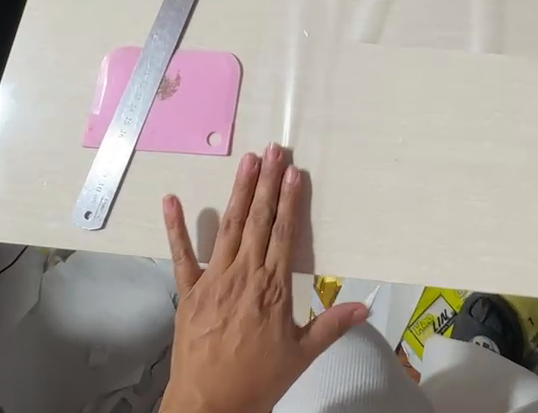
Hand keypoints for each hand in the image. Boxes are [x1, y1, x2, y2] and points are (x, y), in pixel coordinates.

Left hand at [161, 145, 368, 412]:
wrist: (210, 408)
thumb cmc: (258, 382)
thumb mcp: (302, 355)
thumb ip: (332, 325)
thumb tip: (366, 307)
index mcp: (272, 287)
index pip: (284, 233)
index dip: (290, 200)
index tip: (293, 171)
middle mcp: (244, 275)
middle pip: (258, 220)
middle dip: (266, 182)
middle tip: (272, 149)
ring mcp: (214, 280)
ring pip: (228, 226)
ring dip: (238, 191)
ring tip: (246, 161)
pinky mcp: (189, 292)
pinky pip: (181, 255)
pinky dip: (176, 227)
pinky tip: (171, 200)